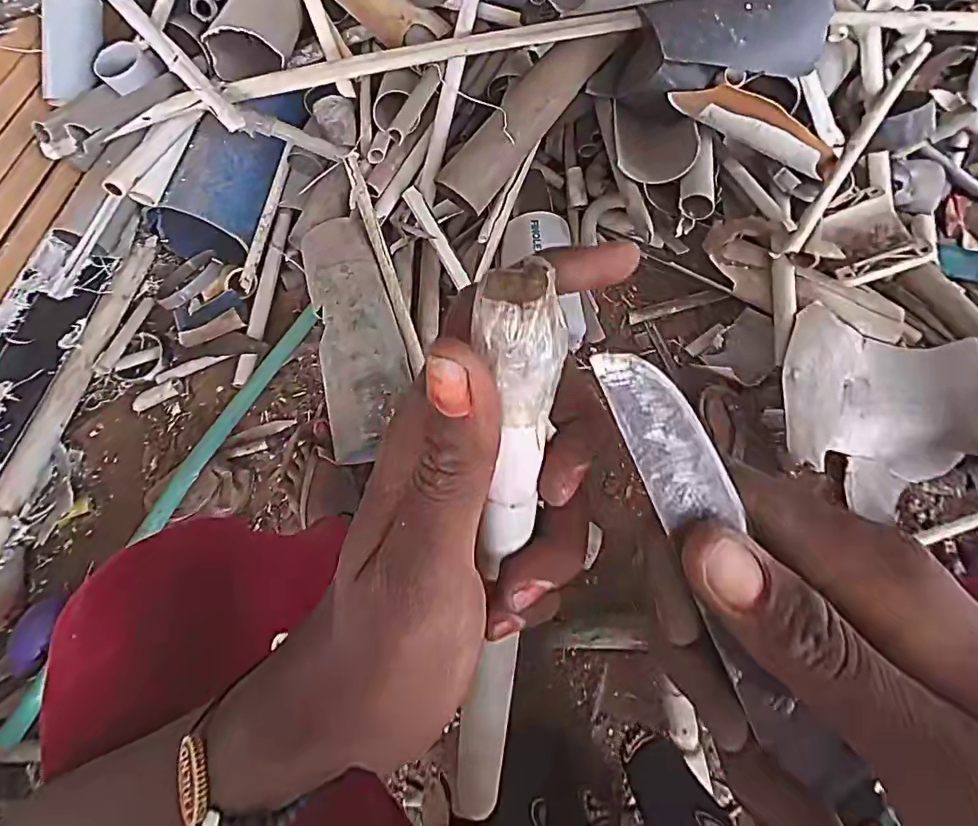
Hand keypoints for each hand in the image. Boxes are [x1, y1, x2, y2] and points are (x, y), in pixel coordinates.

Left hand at [200, 243, 638, 811]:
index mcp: (431, 424)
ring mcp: (479, 480)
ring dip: (560, 530)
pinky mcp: (495, 519)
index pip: (485, 317)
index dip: (548, 280)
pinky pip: (556, 514)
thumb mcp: (424, 556)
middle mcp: (457, 437)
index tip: (619, 266)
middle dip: (571, 449)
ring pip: (561, 459)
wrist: (359, 712)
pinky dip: (551, 559)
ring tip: (516, 588)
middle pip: (545, 391)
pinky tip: (512, 604)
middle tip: (554, 504)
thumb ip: (451, 460)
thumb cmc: (380, 644)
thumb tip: (461, 359)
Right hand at [652, 467, 977, 824]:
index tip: (684, 635)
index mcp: (871, 565)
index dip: (677, 547)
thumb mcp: (951, 760)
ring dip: (736, 716)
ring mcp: (845, 627)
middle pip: (710, 565)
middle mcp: (850, 575)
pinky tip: (812, 797)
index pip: (720, 490)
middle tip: (741, 731)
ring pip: (726, 637)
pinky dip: (764, 748)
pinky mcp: (843, 674)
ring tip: (799, 790)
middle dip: (704, 649)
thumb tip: (702, 539)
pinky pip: (759, 690)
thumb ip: (820, 646)